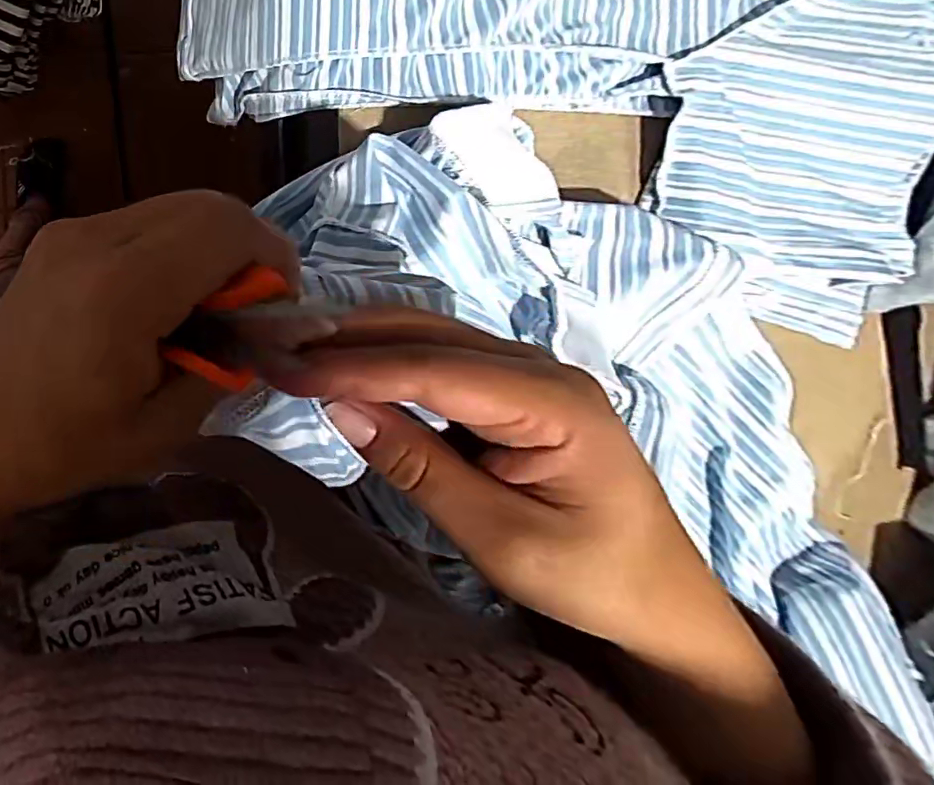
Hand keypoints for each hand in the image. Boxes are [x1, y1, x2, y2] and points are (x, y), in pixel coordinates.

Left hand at [0, 190, 300, 521]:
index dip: (270, 257)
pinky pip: (142, 220)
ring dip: (210, 245)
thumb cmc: (65, 445)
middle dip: (246, 247)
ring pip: (176, 207)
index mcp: (122, 288)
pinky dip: (175, 245)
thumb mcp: (165, 425)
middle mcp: (94, 239)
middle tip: (248, 306)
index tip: (277, 304)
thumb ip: (227, 362)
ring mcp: (72, 229)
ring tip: (207, 304)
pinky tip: (165, 295)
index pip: (225, 228)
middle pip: (206, 205)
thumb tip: (263, 322)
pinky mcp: (60, 233)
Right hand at [272, 305, 731, 654]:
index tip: (284, 370)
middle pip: (423, 332)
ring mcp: (522, 369)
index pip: (430, 367)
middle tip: (273, 345)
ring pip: (423, 334)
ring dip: (354, 340)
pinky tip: (340, 364)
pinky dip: (378, 358)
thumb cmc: (591, 580)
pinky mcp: (505, 385)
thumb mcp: (500, 538)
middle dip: (343, 336)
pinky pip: (432, 355)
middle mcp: (536, 365)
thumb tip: (339, 405)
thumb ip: (418, 466)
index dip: (351, 366)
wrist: (660, 602)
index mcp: (551, 401)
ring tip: (292, 349)